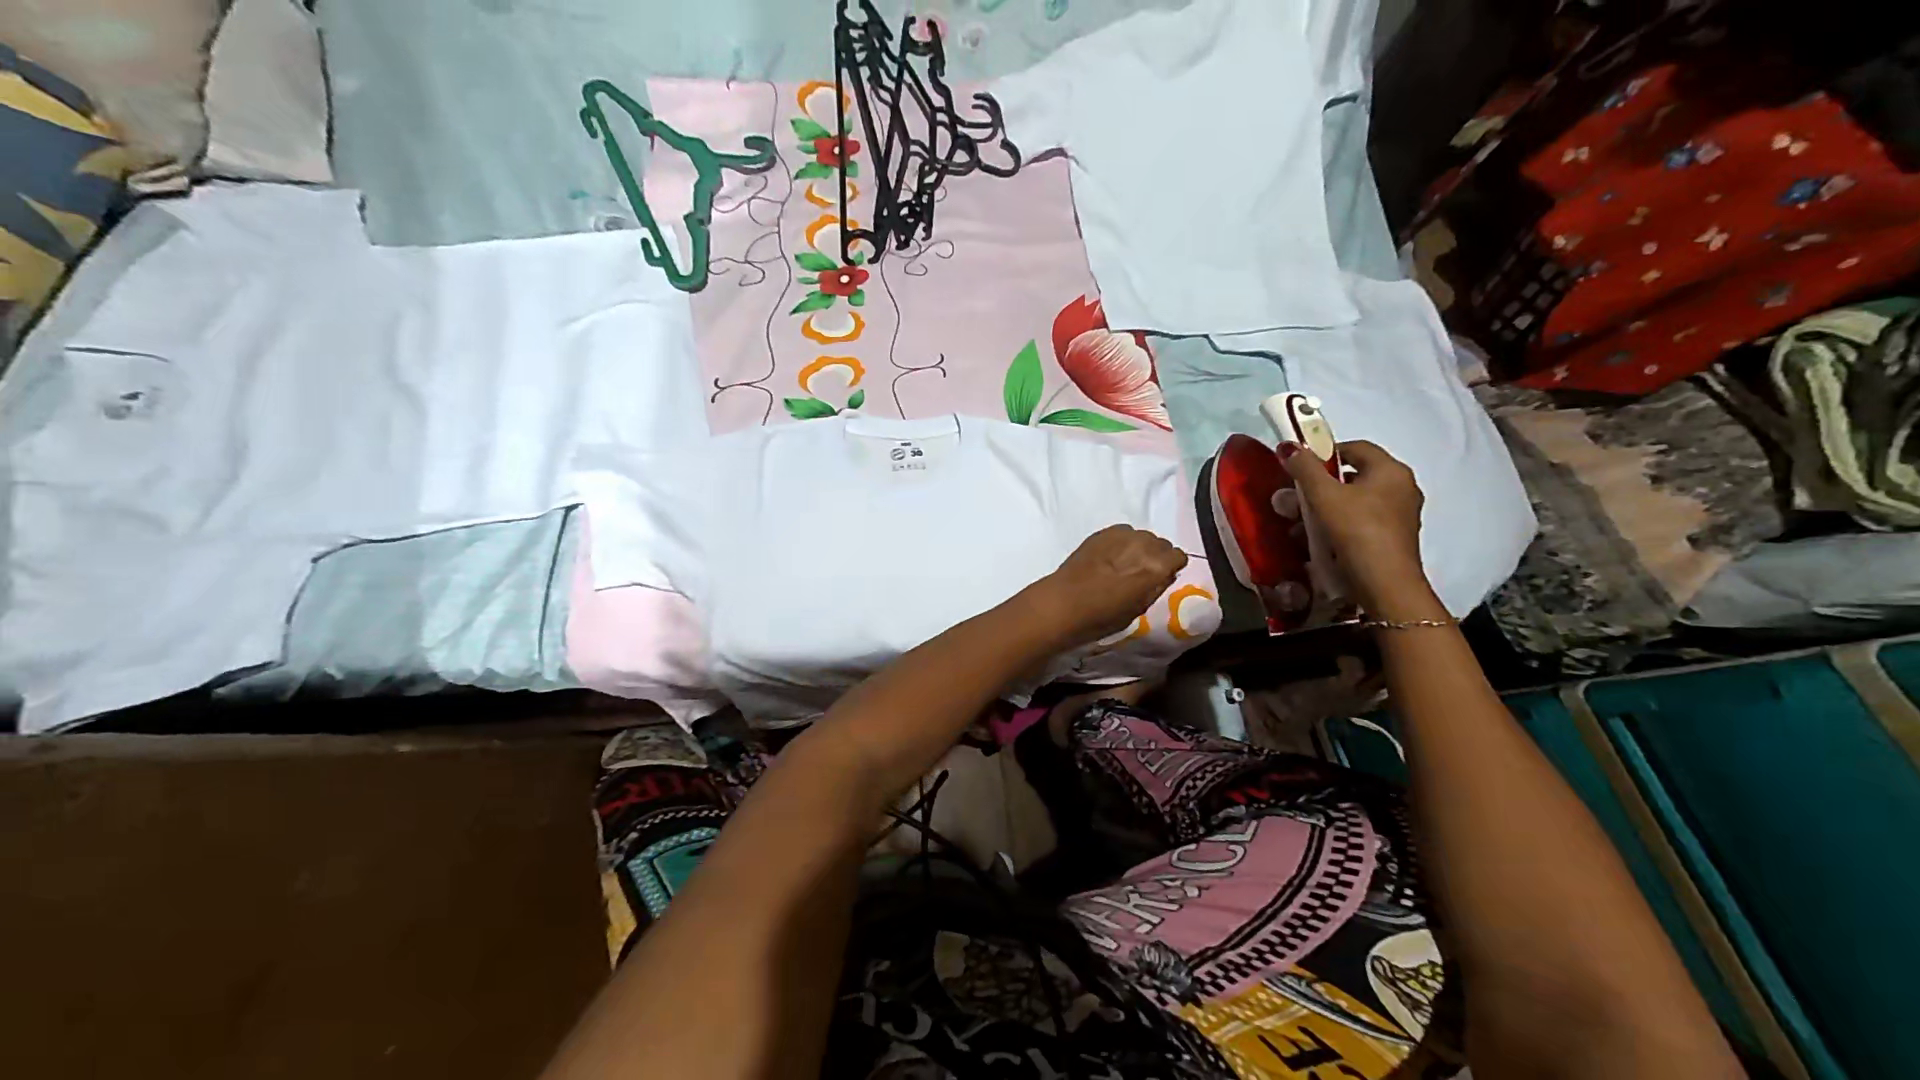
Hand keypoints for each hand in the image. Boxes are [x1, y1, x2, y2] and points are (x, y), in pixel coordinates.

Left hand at [1025, 525, 1186, 648]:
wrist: (1064, 603)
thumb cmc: (1103, 615)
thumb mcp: (1140, 608)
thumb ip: (1156, 587)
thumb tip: (1164, 575)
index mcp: (1157, 565)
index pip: (1178, 556)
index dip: (1171, 567)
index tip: (1162, 577)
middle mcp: (1144, 543)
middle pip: (1161, 543)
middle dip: (1156, 556)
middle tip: (1142, 573)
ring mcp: (1122, 534)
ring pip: (1142, 536)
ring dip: (1138, 547)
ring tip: (1124, 564)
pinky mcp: (1102, 532)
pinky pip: (1123, 532)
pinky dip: (1122, 542)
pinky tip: (1110, 557)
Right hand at [1280, 440, 1443, 620]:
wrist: (1385, 584)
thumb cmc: (1356, 531)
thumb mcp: (1323, 496)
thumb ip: (1304, 468)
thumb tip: (1288, 446)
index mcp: (1391, 470)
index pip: (1356, 447)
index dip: (1326, 452)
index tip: (1301, 467)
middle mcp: (1402, 487)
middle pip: (1356, 475)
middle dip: (1322, 484)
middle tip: (1296, 497)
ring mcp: (1401, 514)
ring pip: (1357, 500)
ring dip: (1327, 507)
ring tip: (1300, 523)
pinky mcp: (1394, 538)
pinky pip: (1363, 521)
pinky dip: (1340, 524)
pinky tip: (1320, 539)